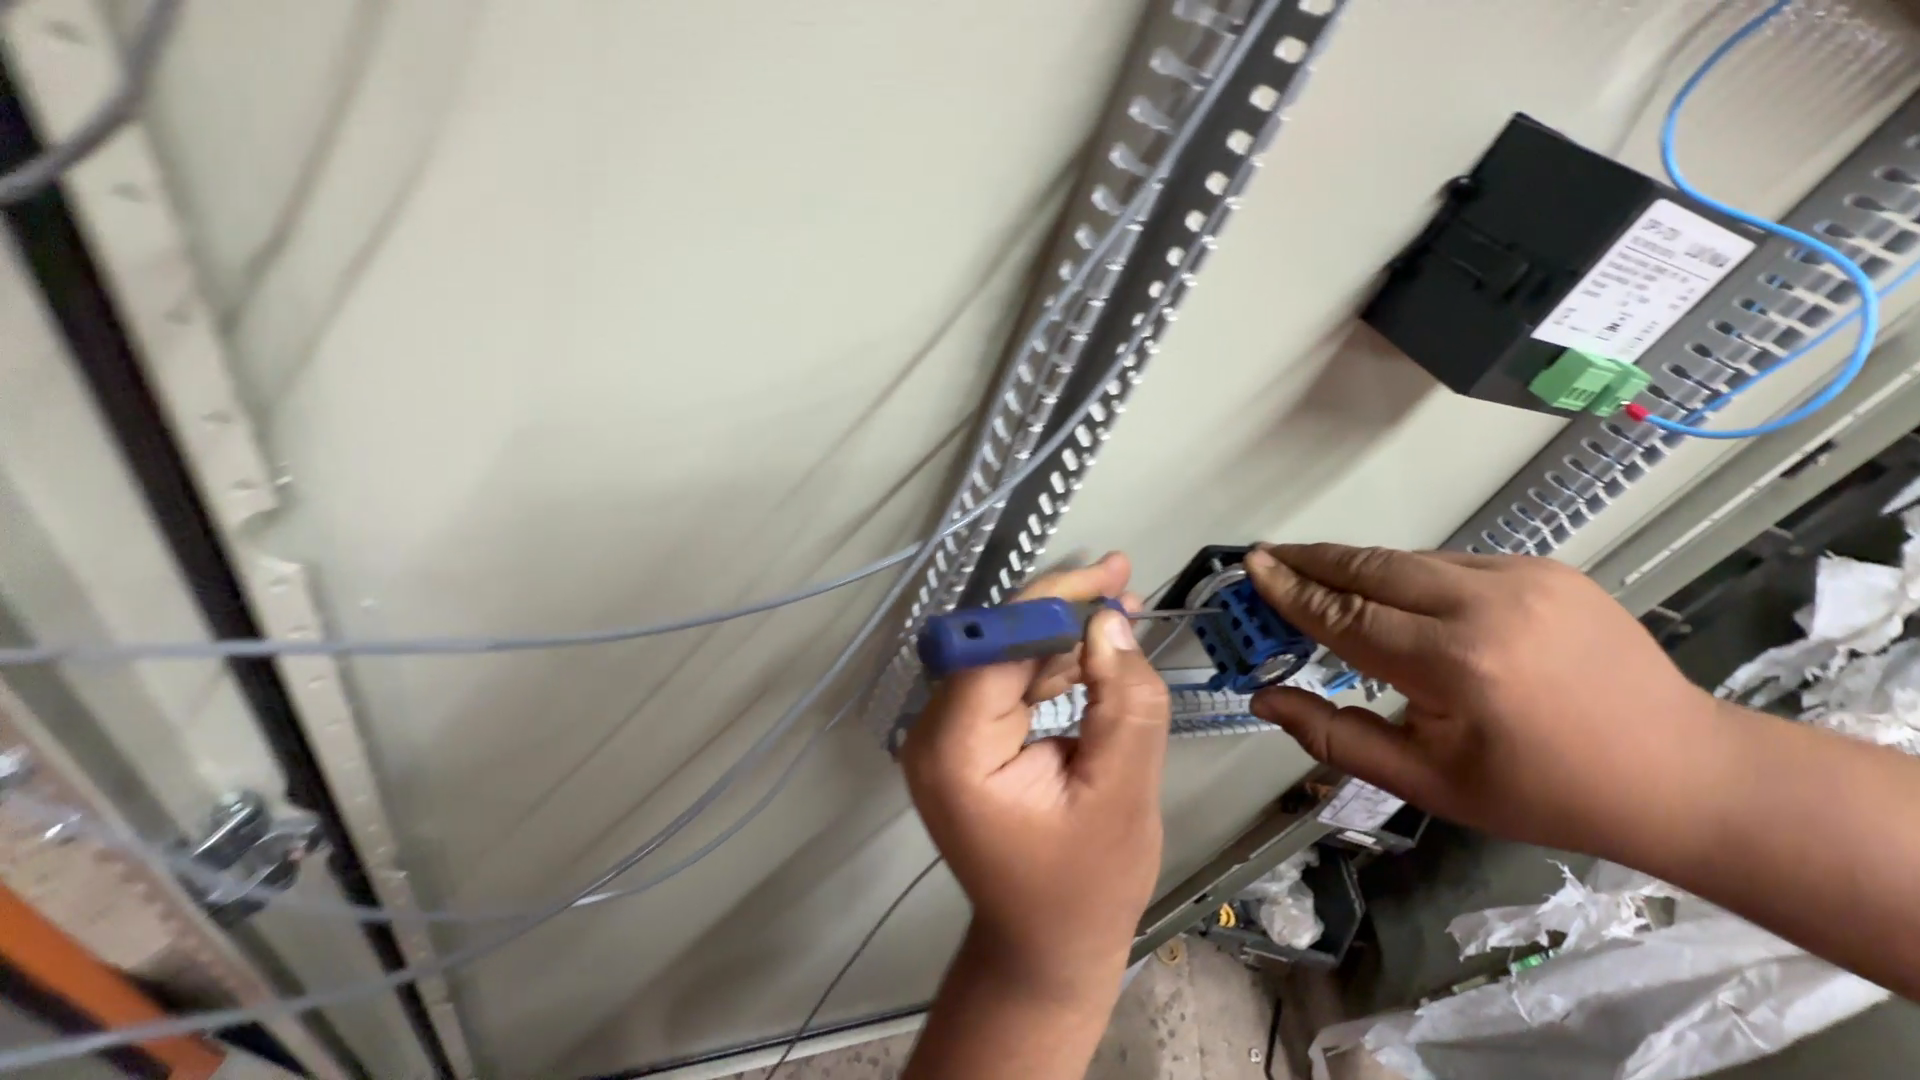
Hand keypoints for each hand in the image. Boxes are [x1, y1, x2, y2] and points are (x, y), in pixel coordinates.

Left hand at [901, 553, 1170, 999]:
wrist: (1045, 946)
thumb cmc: (1085, 887)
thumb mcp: (1122, 794)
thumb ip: (1124, 704)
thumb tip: (1111, 624)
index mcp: (956, 751)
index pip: (993, 647)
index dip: (1049, 604)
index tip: (1108, 580)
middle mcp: (935, 734)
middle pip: (994, 644)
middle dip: (1060, 609)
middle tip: (1123, 581)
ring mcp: (946, 738)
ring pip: (1003, 657)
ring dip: (1061, 632)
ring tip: (1124, 605)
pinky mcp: (965, 742)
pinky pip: (1007, 684)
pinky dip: (1051, 665)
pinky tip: (1097, 649)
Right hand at [1243, 544, 1729, 860]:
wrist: (1679, 771)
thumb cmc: (1541, 792)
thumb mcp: (1427, 783)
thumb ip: (1335, 738)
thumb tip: (1264, 698)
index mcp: (1453, 665)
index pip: (1345, 615)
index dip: (1292, 591)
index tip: (1252, 567)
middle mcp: (1485, 604)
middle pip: (1372, 567)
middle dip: (1313, 560)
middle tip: (1269, 557)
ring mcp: (1522, 578)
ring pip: (1410, 560)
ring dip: (1358, 567)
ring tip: (1319, 575)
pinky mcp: (1546, 568)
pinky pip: (1452, 563)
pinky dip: (1409, 575)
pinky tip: (1395, 595)